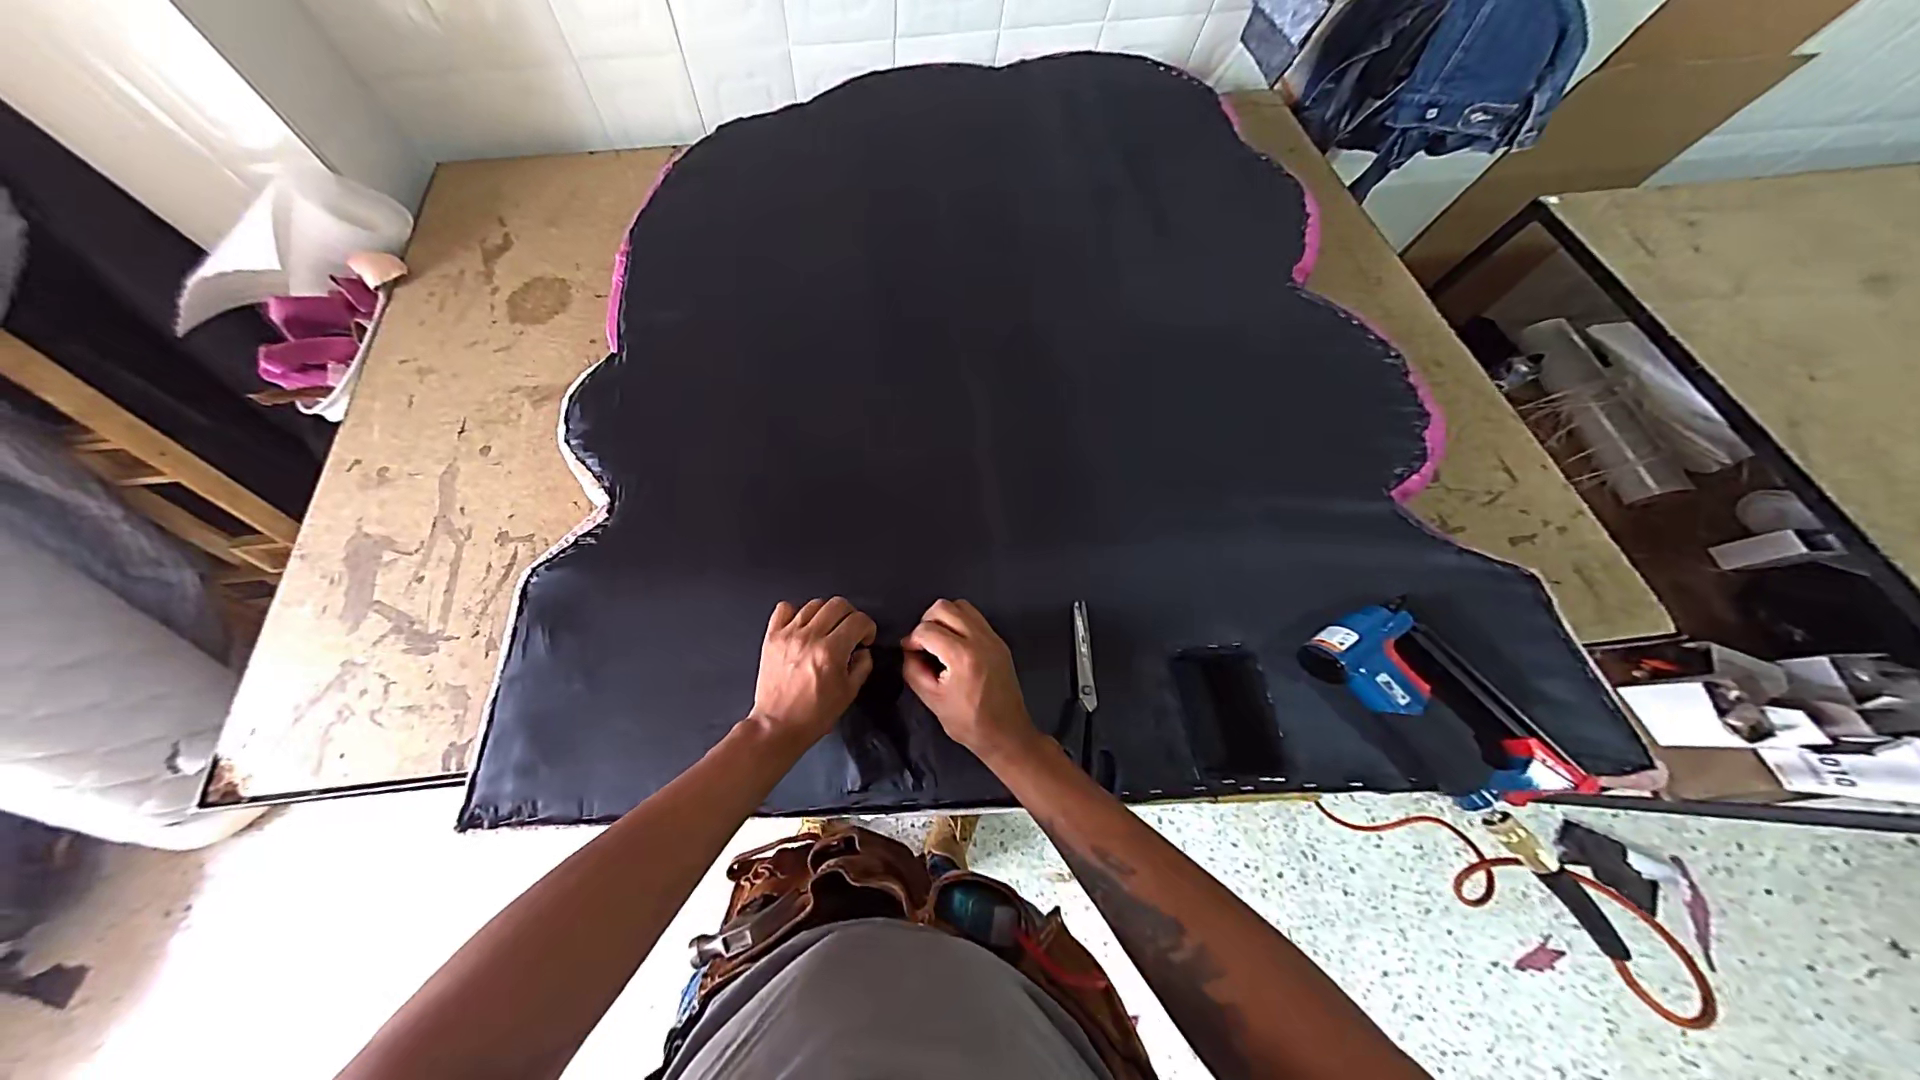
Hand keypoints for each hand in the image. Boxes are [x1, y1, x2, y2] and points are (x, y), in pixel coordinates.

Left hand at [749, 597, 875, 743]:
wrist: (778, 725)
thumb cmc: (813, 714)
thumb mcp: (849, 693)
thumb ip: (862, 666)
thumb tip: (863, 651)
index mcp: (831, 652)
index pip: (858, 620)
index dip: (868, 627)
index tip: (865, 638)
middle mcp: (809, 638)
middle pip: (838, 604)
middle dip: (851, 616)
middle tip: (850, 632)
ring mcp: (788, 635)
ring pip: (814, 604)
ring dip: (827, 614)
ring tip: (827, 630)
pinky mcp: (772, 638)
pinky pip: (784, 609)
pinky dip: (796, 613)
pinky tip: (803, 627)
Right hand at [902, 599, 1043, 764]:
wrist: (1007, 733)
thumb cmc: (968, 722)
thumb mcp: (932, 700)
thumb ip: (913, 670)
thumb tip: (908, 650)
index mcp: (962, 656)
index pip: (926, 630)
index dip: (911, 639)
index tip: (909, 652)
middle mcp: (979, 639)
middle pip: (944, 607)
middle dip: (926, 622)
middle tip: (923, 643)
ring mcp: (993, 638)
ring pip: (962, 606)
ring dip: (944, 617)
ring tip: (938, 640)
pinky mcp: (999, 641)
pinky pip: (975, 617)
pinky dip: (960, 622)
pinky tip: (954, 643)